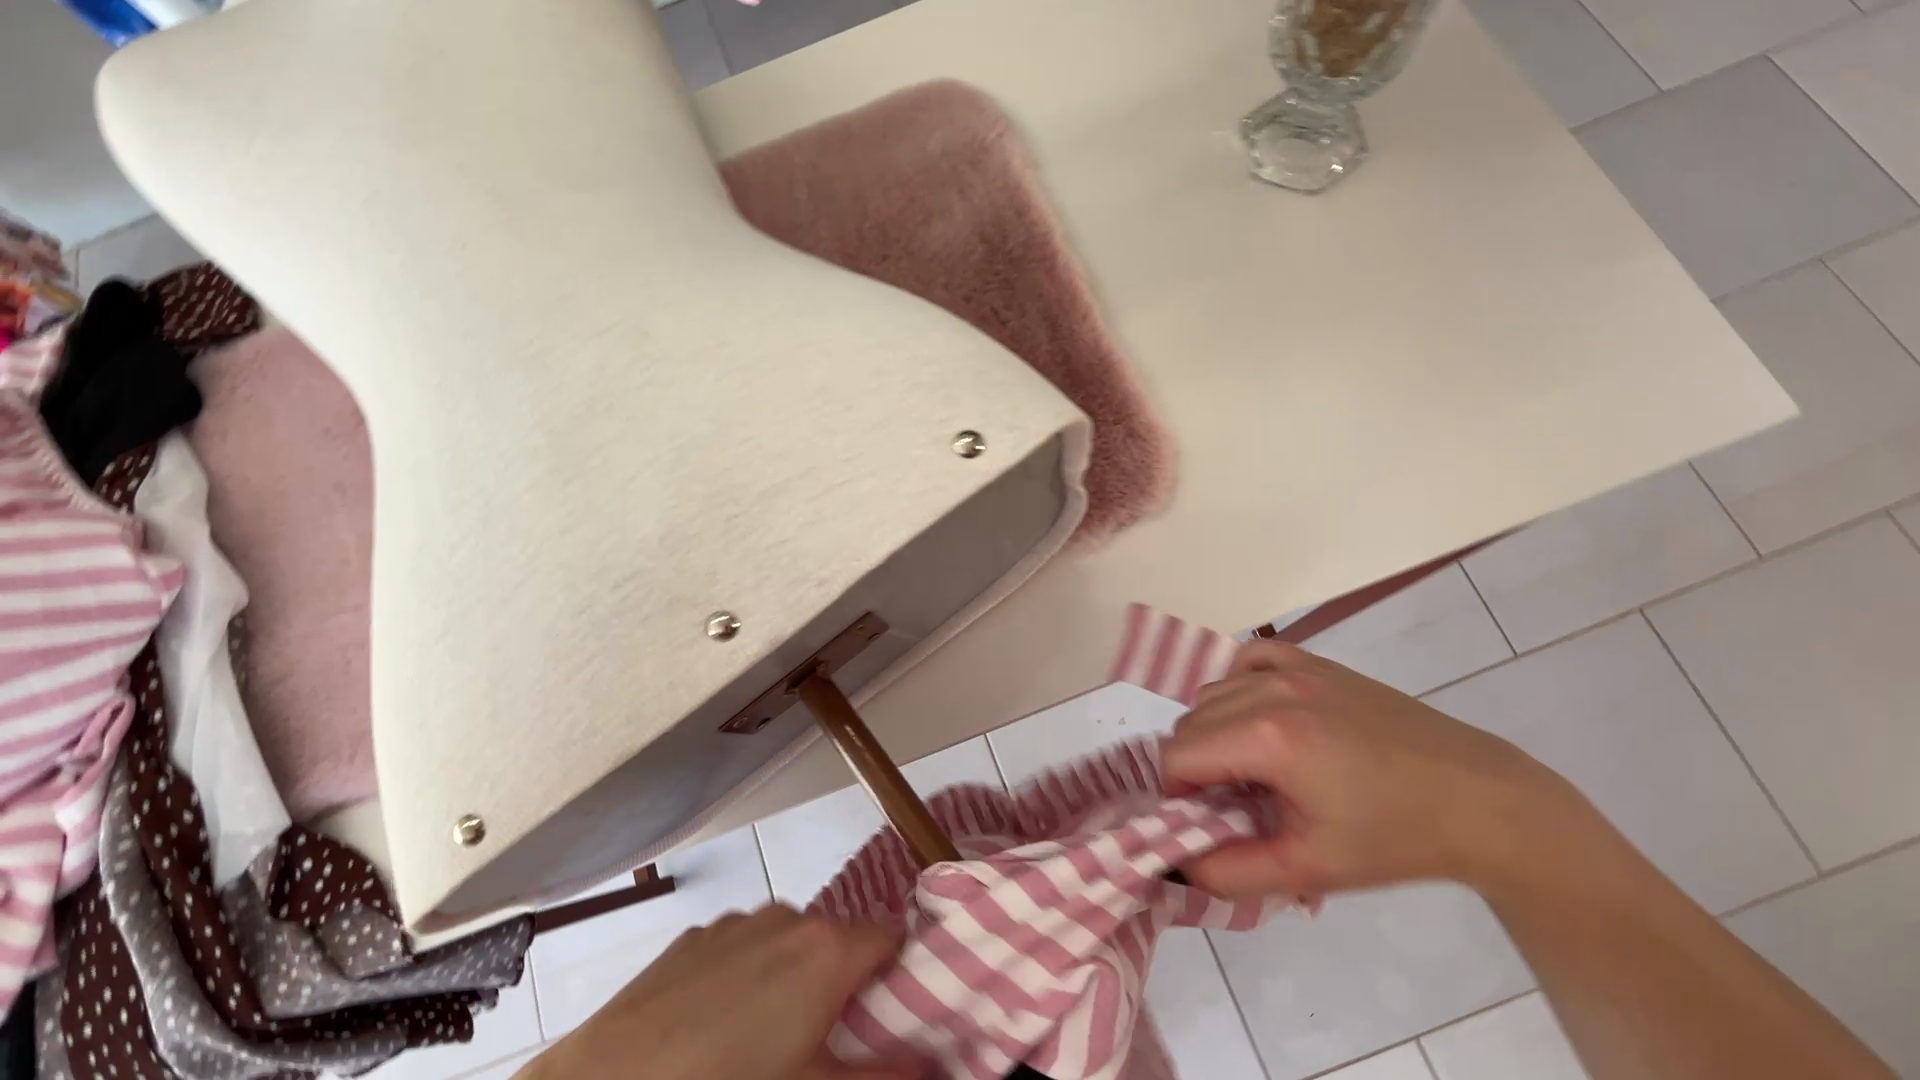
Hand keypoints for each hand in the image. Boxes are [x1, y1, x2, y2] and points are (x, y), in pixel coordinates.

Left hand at [520, 905, 914, 1079]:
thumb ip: (883, 1076)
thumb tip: (931, 1068)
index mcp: (827, 949)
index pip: (891, 936)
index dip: (900, 970)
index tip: (895, 1008)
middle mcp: (787, 916)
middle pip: (838, 940)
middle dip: (841, 981)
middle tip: (828, 1036)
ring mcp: (736, 921)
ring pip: (788, 941)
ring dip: (792, 975)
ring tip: (765, 1035)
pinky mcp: (695, 934)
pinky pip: (742, 946)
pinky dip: (746, 973)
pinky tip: (718, 1022)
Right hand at [1164, 640, 1597, 901]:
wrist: (1479, 801)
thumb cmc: (1394, 839)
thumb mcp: (1308, 870)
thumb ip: (1229, 871)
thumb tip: (1177, 860)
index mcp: (1268, 738)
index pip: (1177, 757)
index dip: (1178, 796)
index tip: (1209, 822)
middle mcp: (1272, 689)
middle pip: (1189, 723)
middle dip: (1195, 767)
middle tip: (1234, 804)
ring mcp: (1297, 668)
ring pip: (1213, 692)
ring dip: (1214, 731)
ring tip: (1256, 769)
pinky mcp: (1318, 662)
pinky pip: (1249, 659)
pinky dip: (1239, 685)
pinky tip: (1262, 718)